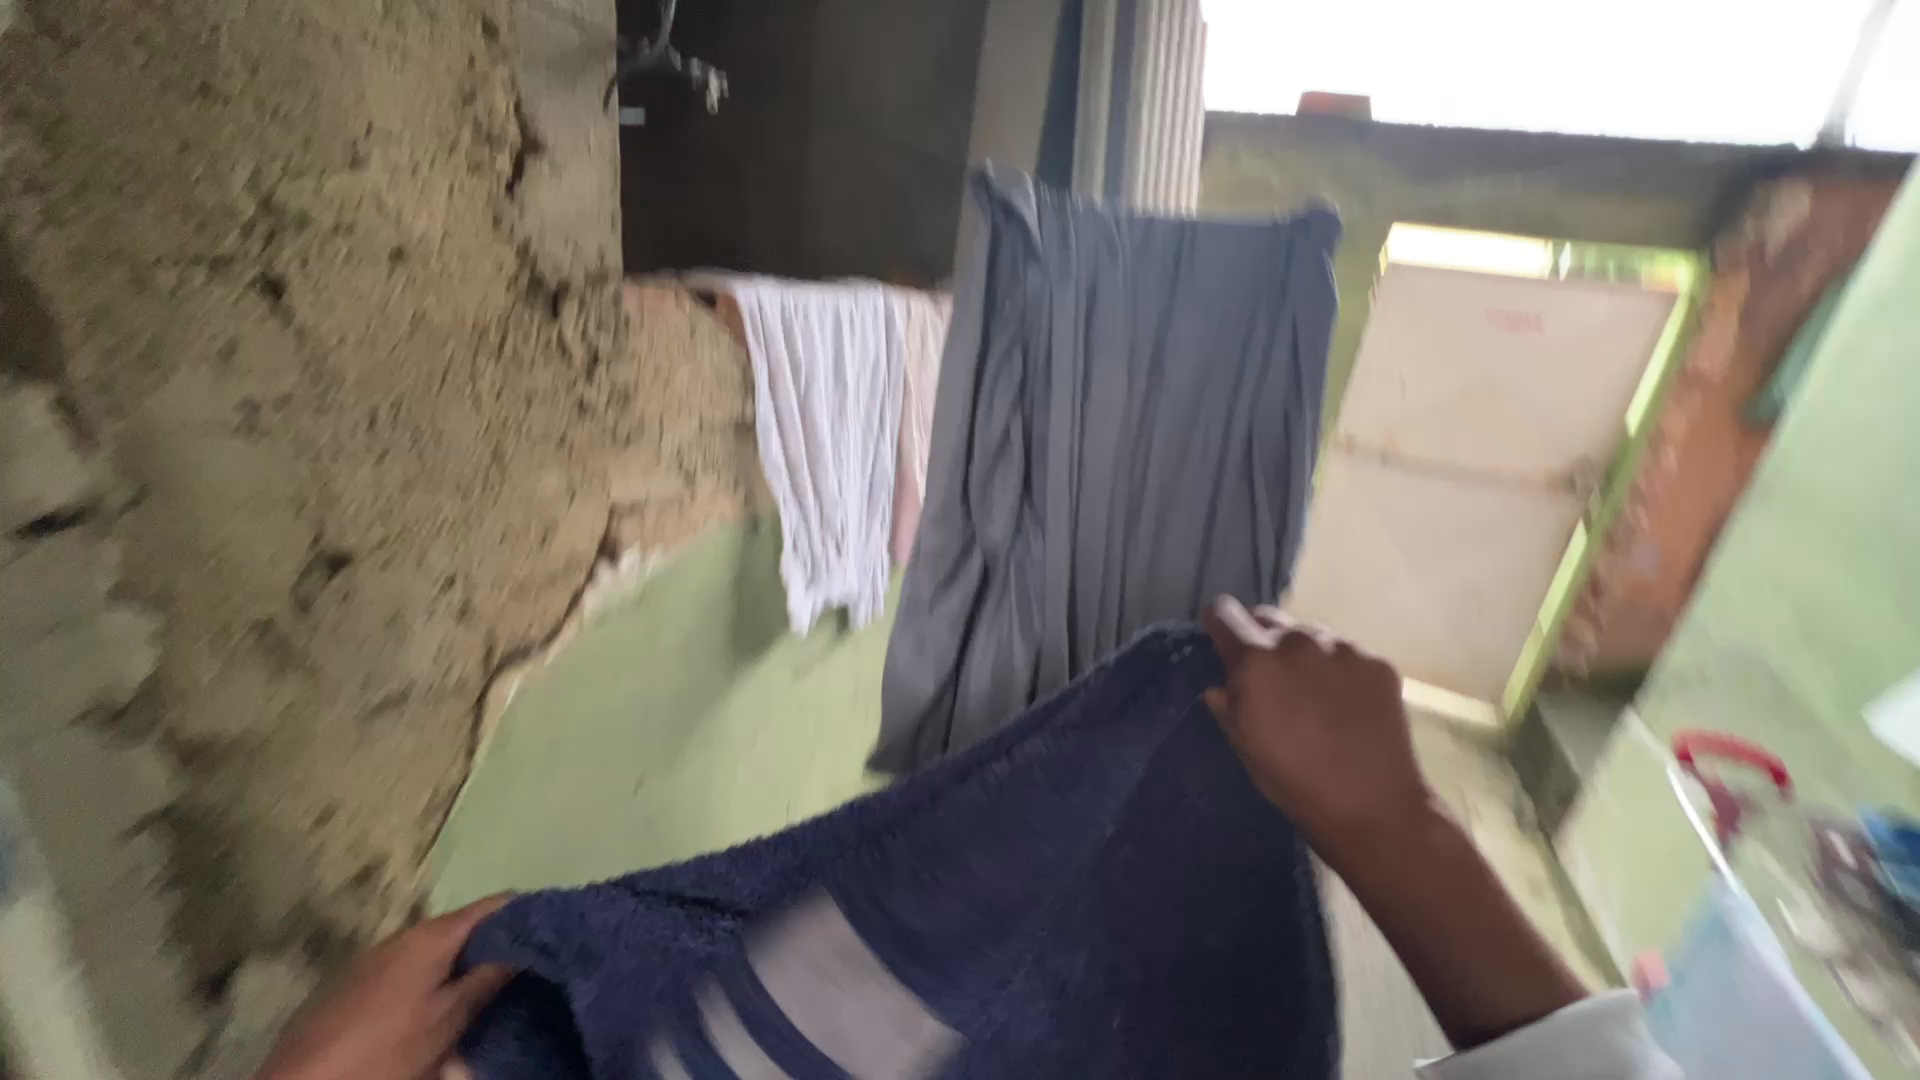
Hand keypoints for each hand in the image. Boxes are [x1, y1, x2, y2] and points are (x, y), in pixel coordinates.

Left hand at [253, 896, 515, 1079]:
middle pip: (466, 923)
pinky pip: (409, 963)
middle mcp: (405, 933)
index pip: (497, 903)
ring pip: (436, 944)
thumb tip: (531, 942)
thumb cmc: (384, 1051)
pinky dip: (433, 972)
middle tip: (525, 964)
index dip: (528, 912)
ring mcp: (374, 955)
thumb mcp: (449, 1019)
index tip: (553, 929)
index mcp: (434, 934)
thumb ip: (490, 976)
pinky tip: (437, 1000)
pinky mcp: (352, 981)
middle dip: (496, 939)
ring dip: (463, 958)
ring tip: (485, 984)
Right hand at [1201, 596, 1435, 855]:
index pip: (1224, 613)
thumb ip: (1228, 703)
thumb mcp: (1244, 743)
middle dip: (1259, 636)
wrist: (1373, 805)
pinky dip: (1337, 668)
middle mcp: (1298, 641)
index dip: (1218, 624)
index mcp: (1256, 660)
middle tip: (1266, 673)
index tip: (1219, 639)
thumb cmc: (1293, 779)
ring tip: (1310, 689)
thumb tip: (1222, 686)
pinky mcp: (1377, 662)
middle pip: (1267, 616)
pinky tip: (1345, 701)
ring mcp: (1343, 649)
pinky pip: (1346, 652)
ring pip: (1309, 632)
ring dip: (1300, 651)